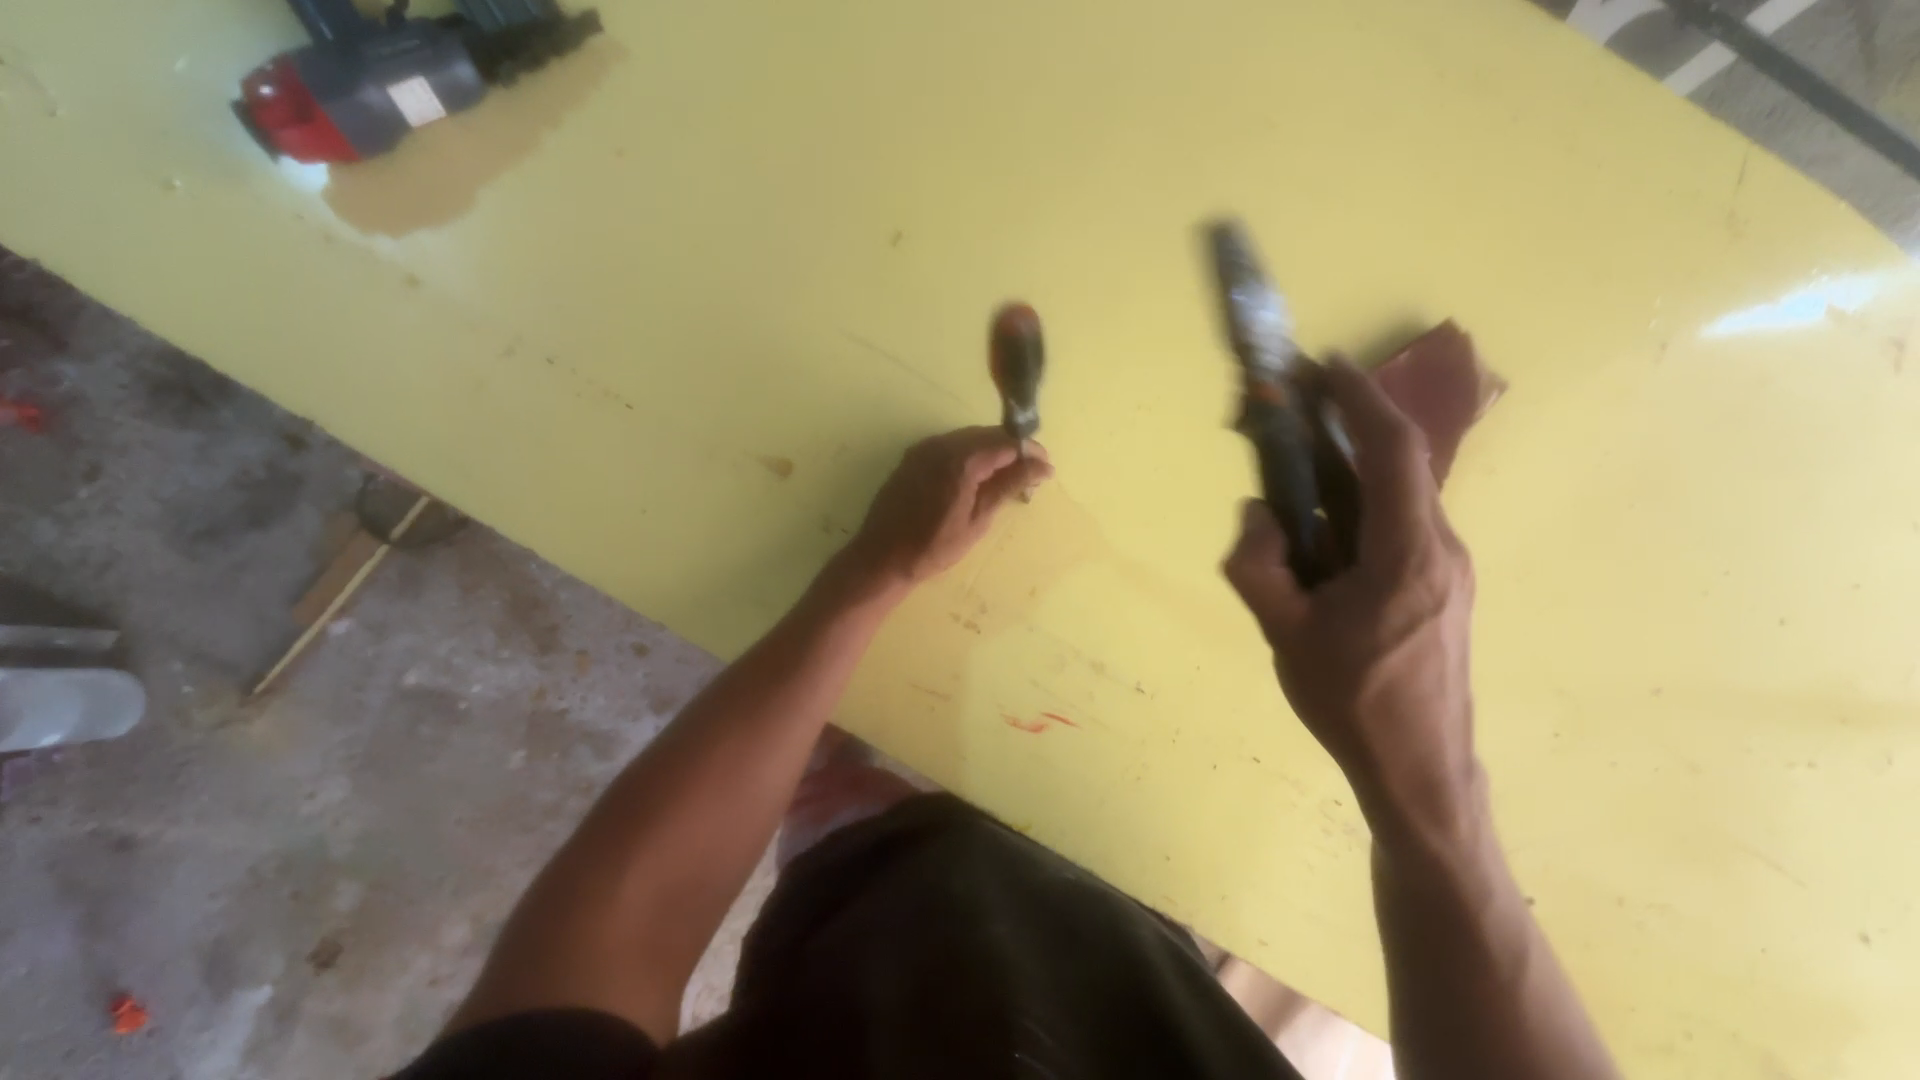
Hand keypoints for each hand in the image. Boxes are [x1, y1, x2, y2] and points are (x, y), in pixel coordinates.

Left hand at [842, 427, 1052, 593]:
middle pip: (987, 435)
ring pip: (968, 439)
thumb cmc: (933, 546)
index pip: (1006, 443)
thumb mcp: (978, 519)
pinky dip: (970, 456)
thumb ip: (1008, 485)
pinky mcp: (912, 458)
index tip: (1047, 469)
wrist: (882, 557)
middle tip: (1032, 474)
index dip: (1030, 452)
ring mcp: (923, 449)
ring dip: (991, 452)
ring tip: (1008, 477)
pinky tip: (978, 477)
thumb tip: (1042, 466)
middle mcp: (941, 445)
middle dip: (1012, 450)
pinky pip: (950, 447)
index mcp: (961, 460)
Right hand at [1223, 361, 1480, 850]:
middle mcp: (1441, 547)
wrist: (1420, 769)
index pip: (1391, 450)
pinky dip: (1360, 507)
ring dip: (1349, 472)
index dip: (1358, 397)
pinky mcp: (1442, 588)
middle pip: (1396, 466)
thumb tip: (1258, 513)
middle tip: (1291, 412)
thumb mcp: (1284, 633)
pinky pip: (1399, 526)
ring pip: (1397, 498)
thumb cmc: (1352, 701)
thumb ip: (1258, 565)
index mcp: (1408, 552)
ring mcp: (1449, 569)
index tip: (1321, 364)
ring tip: (1293, 476)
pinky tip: (1321, 533)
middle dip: (1346, 426)